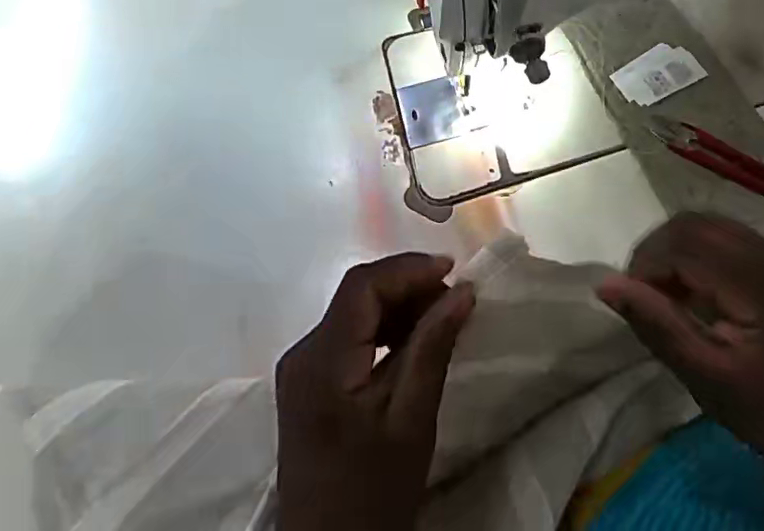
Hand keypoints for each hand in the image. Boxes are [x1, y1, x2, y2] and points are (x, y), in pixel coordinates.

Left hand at [276, 254, 476, 530]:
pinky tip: (414, 340)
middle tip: (454, 296)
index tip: (452, 268)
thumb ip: (432, 349)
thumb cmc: (374, 496)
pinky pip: (348, 337)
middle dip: (406, 287)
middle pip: (355, 297)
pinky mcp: (309, 382)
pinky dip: (382, 330)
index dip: (407, 269)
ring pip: (353, 314)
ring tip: (442, 315)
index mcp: (321, 359)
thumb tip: (462, 291)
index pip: (361, 287)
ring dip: (397, 307)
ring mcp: (302, 367)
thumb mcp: (411, 422)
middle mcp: (303, 352)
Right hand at [597, 215, 763, 493]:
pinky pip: (725, 237)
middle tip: (646, 296)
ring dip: (675, 250)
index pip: (684, 244)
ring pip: (708, 225)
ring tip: (666, 292)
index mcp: (763, 285)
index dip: (646, 265)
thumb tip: (605, 285)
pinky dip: (696, 252)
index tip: (634, 302)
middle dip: (657, 253)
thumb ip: (658, 326)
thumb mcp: (709, 380)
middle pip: (694, 225)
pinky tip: (694, 288)